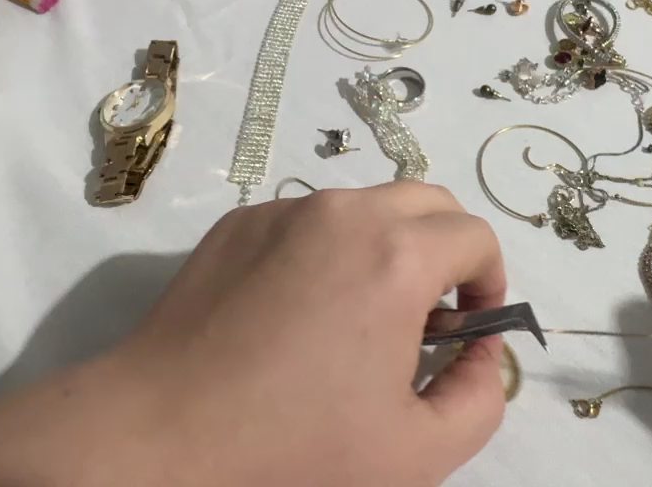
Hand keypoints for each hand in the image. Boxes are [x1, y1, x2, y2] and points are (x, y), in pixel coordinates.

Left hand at [0, 182, 507, 486]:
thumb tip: (480, 348)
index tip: (469, 324)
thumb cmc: (294, 448)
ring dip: (384, 244)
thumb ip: (478, 395)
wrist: (162, 433)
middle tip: (427, 313)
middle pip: (426, 200)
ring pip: (364, 204)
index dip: (489, 278)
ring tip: (355, 315)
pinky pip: (306, 218)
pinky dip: (326, 248)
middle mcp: (345, 210)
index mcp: (395, 255)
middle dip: (445, 247)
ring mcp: (287, 207)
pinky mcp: (241, 218)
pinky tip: (293, 311)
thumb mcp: (416, 452)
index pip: (473, 234)